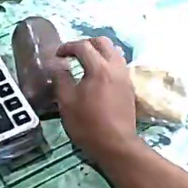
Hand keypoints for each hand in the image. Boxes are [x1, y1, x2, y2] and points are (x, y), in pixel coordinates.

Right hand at [50, 37, 141, 163]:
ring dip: (98, 52)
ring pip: (114, 52)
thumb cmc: (88, 124)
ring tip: (85, 63)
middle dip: (85, 44)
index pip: (83, 46)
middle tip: (72, 54)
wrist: (116, 145)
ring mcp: (125, 76)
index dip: (67, 47)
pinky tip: (98, 76)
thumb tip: (58, 67)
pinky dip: (107, 62)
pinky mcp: (129, 86)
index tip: (57, 55)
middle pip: (102, 42)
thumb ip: (61, 79)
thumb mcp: (66, 102)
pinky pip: (119, 64)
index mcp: (99, 68)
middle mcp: (116, 67)